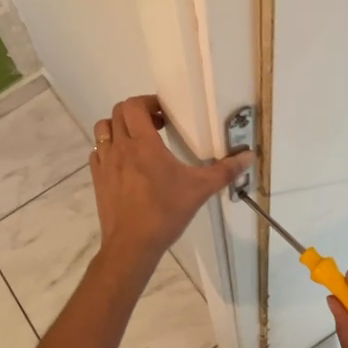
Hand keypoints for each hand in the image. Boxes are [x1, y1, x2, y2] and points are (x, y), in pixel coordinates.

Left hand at [90, 96, 253, 264]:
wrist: (132, 244)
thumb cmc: (165, 213)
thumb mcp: (199, 190)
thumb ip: (224, 171)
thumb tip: (249, 157)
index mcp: (143, 144)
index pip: (134, 106)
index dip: (148, 103)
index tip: (165, 115)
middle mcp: (120, 148)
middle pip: (118, 113)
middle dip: (137, 113)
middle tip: (157, 126)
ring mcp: (105, 163)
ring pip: (103, 130)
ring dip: (119, 128)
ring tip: (138, 141)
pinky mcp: (98, 179)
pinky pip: (98, 152)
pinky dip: (109, 149)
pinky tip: (125, 163)